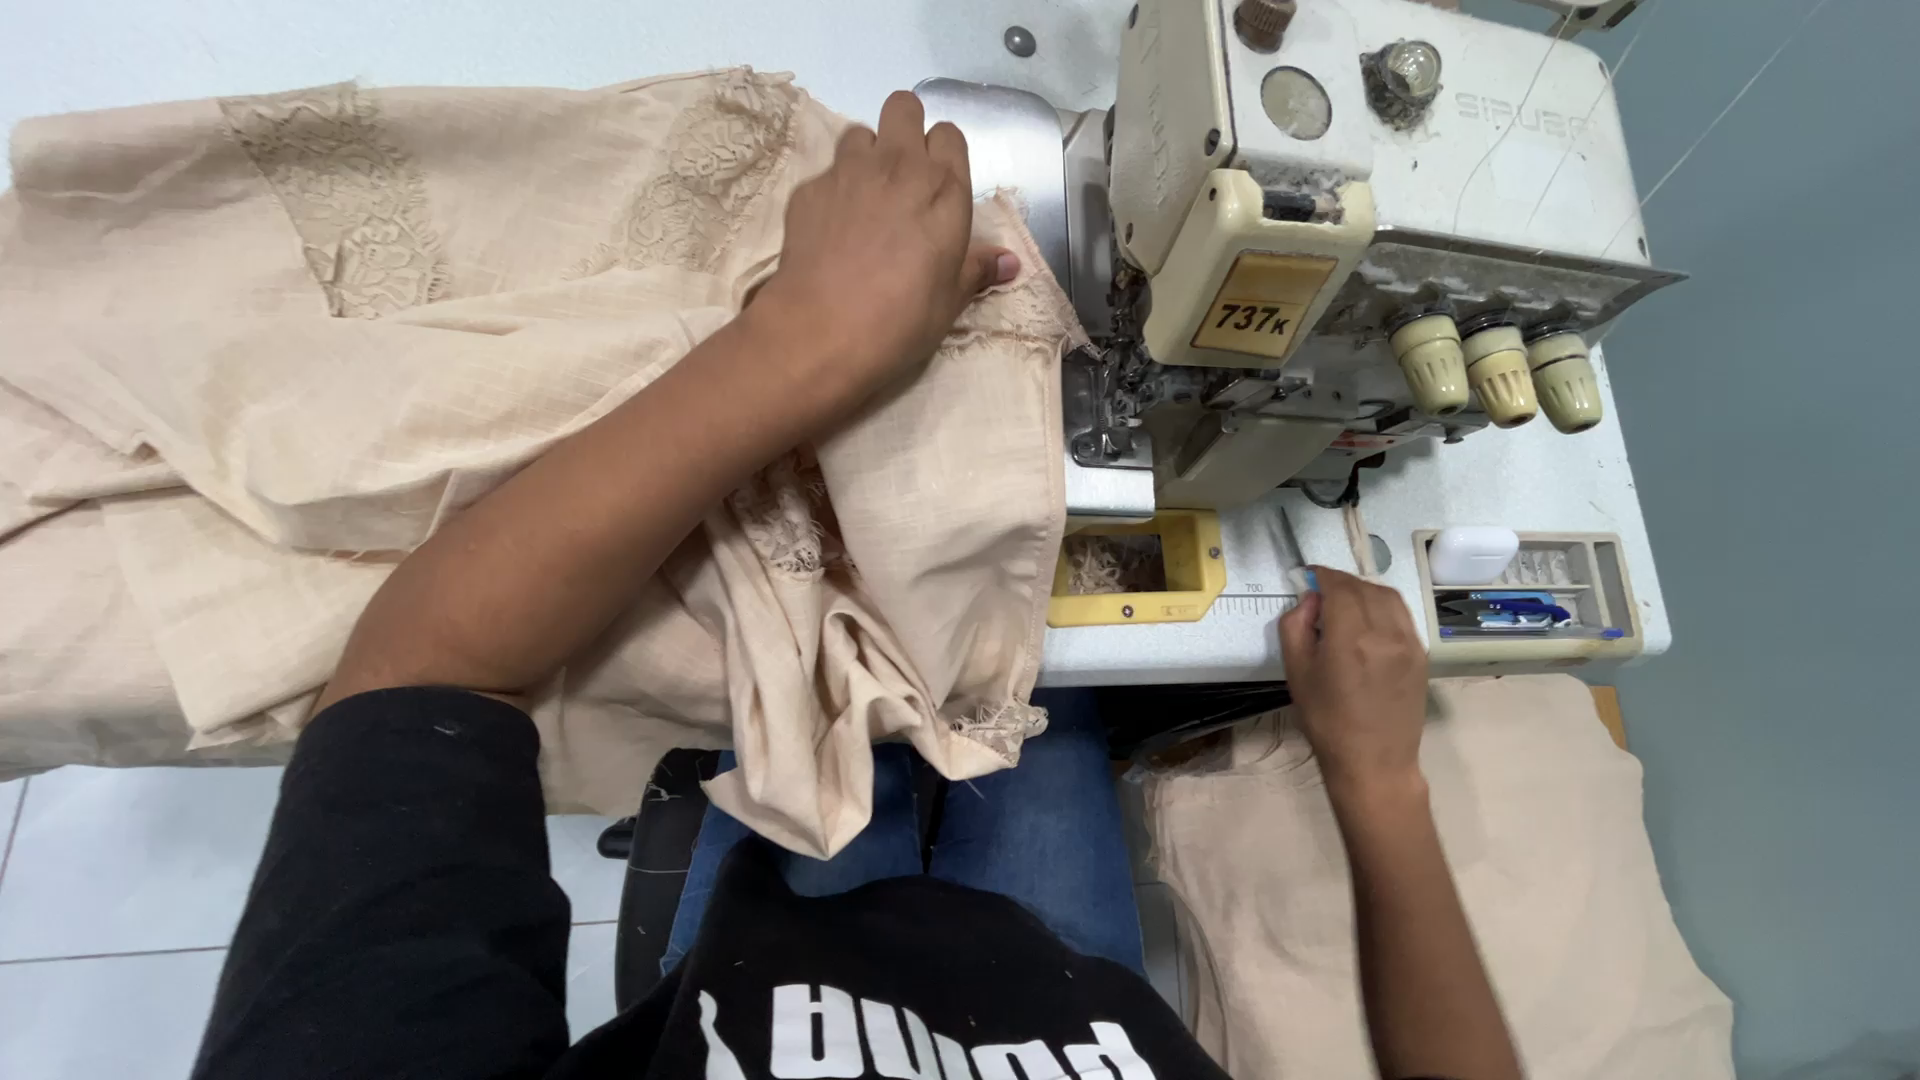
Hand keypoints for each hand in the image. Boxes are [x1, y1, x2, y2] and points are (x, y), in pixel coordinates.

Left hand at [747, 90, 1019, 412]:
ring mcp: (847, 172)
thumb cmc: (900, 321)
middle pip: (904, 107)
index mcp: (943, 189)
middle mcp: (897, 166)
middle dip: (905, 130)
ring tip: (866, 201)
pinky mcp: (808, 189)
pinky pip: (827, 173)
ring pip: (861, 133)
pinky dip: (834, 192)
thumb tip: (1009, 262)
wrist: (822, 332)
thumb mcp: (949, 303)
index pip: (950, 136)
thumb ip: (976, 271)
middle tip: (903, 177)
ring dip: (867, 157)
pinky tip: (832, 231)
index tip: (940, 187)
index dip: (944, 155)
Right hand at [1278, 567, 1430, 792]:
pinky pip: (1401, 615)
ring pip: (1387, 596)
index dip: (1322, 575)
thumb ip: (1296, 626)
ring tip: (1344, 600)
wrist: (1373, 760)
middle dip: (1340, 581)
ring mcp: (1409, 643)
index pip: (1339, 586)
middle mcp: (1385, 634)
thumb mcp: (1296, 671)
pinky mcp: (1421, 654)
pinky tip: (1367, 619)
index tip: (1307, 575)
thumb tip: (1310, 600)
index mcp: (1351, 638)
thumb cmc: (1326, 719)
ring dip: (1363, 589)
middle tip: (1320, 589)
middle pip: (1364, 587)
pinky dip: (1382, 605)